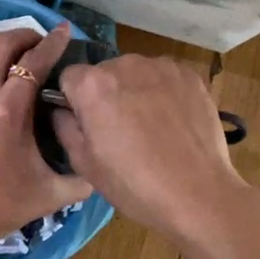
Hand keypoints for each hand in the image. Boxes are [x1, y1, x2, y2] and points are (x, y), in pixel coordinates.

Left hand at [0, 26, 92, 244]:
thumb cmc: (0, 205)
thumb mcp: (51, 194)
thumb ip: (83, 176)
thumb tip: (100, 161)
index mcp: (11, 109)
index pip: (36, 60)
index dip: (53, 43)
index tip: (63, 32)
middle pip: (3, 43)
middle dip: (25, 36)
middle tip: (37, 43)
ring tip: (6, 71)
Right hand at [53, 54, 256, 242]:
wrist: (197, 194)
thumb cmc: (132, 183)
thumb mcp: (83, 163)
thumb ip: (64, 127)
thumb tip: (62, 110)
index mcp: (92, 85)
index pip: (69, 77)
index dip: (74, 100)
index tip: (87, 123)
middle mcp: (124, 64)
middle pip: (104, 73)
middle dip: (106, 94)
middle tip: (119, 129)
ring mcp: (161, 67)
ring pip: (135, 73)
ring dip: (135, 91)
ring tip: (150, 127)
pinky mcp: (190, 76)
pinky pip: (164, 77)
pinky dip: (163, 92)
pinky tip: (172, 122)